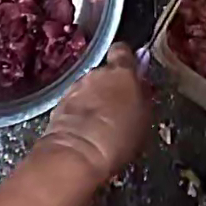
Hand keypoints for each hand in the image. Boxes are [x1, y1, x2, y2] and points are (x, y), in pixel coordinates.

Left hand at [40, 44, 150, 181]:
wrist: (78, 154)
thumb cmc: (120, 137)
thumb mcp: (145, 118)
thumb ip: (144, 94)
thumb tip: (142, 82)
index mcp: (121, 71)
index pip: (122, 50)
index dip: (126, 60)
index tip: (132, 73)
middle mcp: (96, 73)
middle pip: (105, 72)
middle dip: (110, 86)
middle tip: (119, 108)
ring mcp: (76, 86)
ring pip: (89, 88)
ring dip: (94, 100)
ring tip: (102, 124)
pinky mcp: (60, 103)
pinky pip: (75, 103)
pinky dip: (80, 112)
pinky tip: (86, 131)